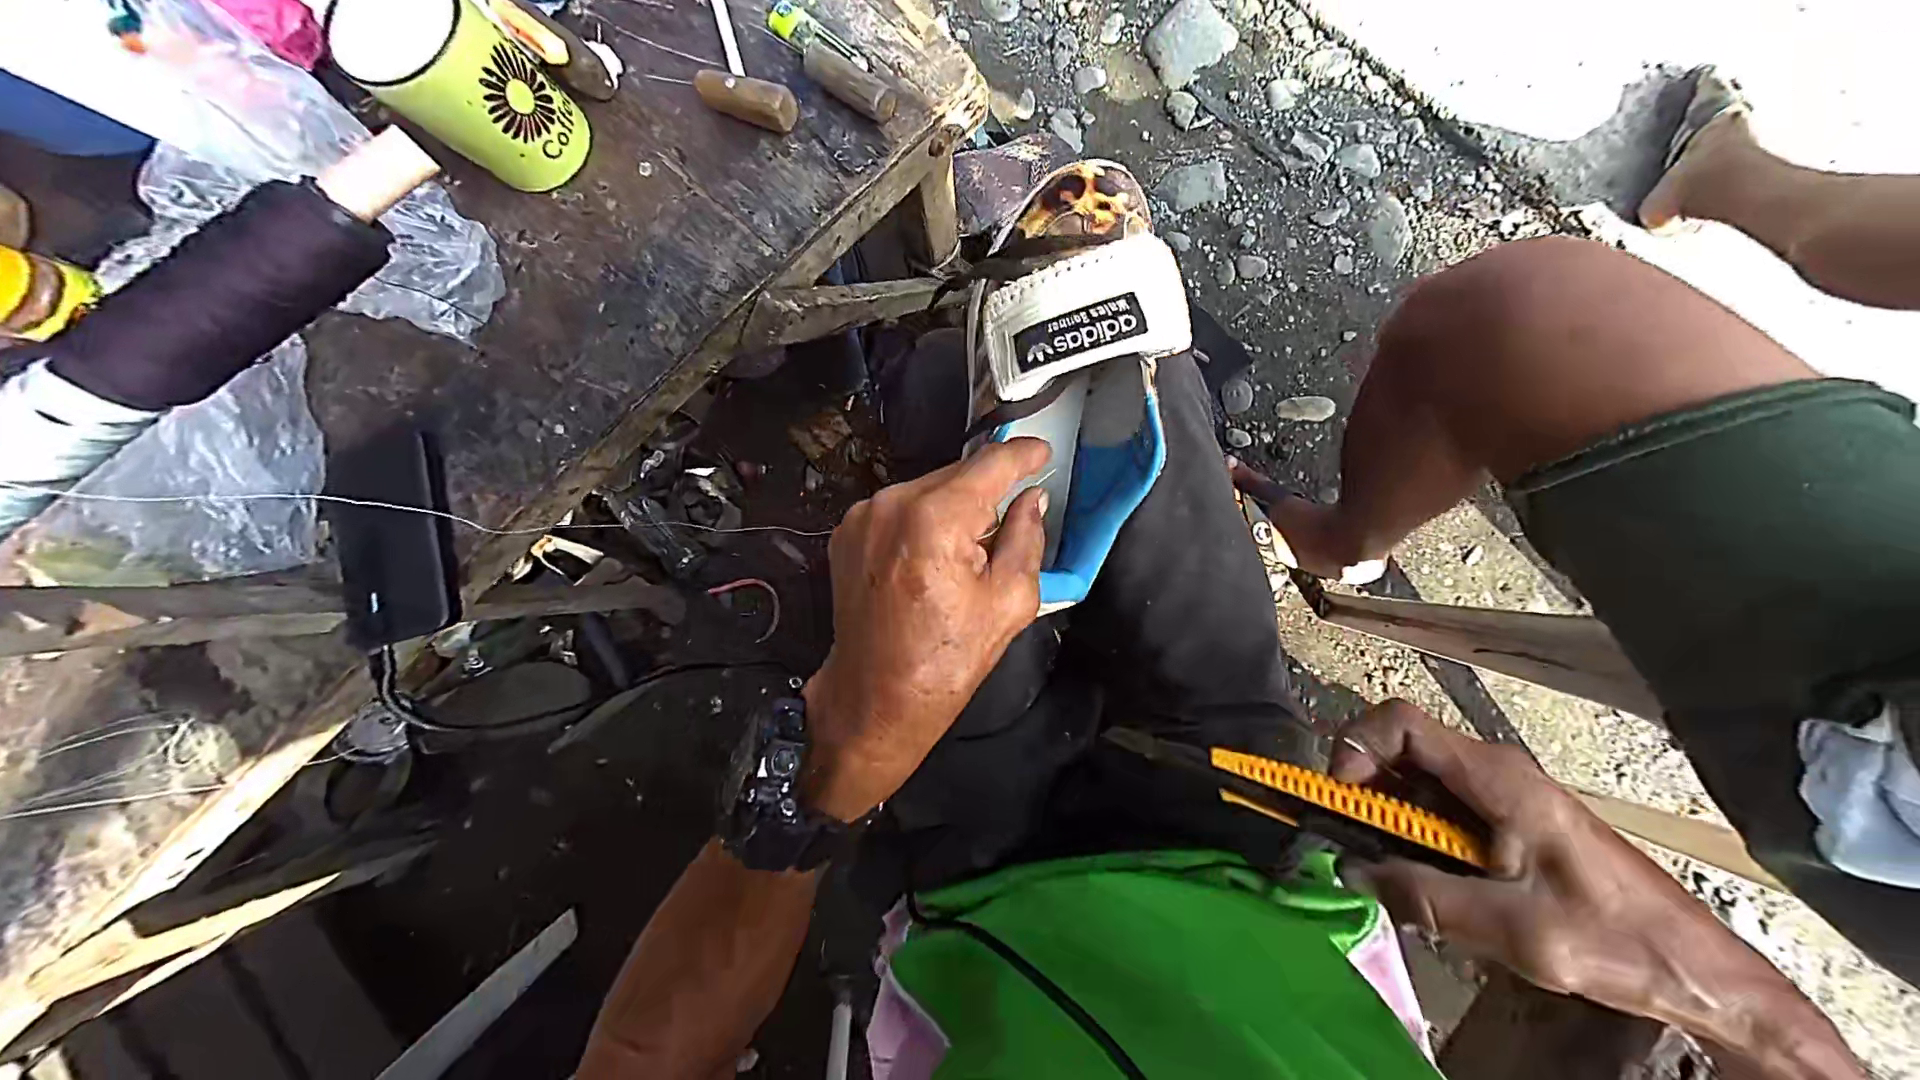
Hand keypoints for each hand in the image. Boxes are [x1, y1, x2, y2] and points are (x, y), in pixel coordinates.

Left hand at [801, 438, 1051, 821]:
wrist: (875, 696)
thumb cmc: (942, 661)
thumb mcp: (1009, 601)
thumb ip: (1026, 537)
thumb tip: (1032, 500)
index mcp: (934, 520)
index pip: (990, 464)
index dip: (1023, 454)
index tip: (1039, 452)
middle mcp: (891, 506)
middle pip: (958, 473)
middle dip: (989, 492)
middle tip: (1008, 526)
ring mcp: (864, 516)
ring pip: (930, 488)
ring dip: (956, 507)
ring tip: (966, 557)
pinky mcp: (849, 530)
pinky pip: (902, 507)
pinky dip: (925, 519)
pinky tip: (934, 559)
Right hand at [1332, 701, 1861, 1079]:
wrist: (1703, 974)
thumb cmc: (1617, 942)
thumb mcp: (1512, 930)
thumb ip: (1422, 897)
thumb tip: (1349, 869)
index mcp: (1496, 777)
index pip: (1400, 721)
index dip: (1357, 745)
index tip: (1346, 796)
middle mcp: (1491, 769)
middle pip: (1397, 744)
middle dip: (1364, 785)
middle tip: (1358, 835)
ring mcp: (1497, 790)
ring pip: (1411, 775)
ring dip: (1386, 811)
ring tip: (1389, 862)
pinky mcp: (1501, 814)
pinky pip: (1432, 801)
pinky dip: (1409, 827)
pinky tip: (1423, 871)